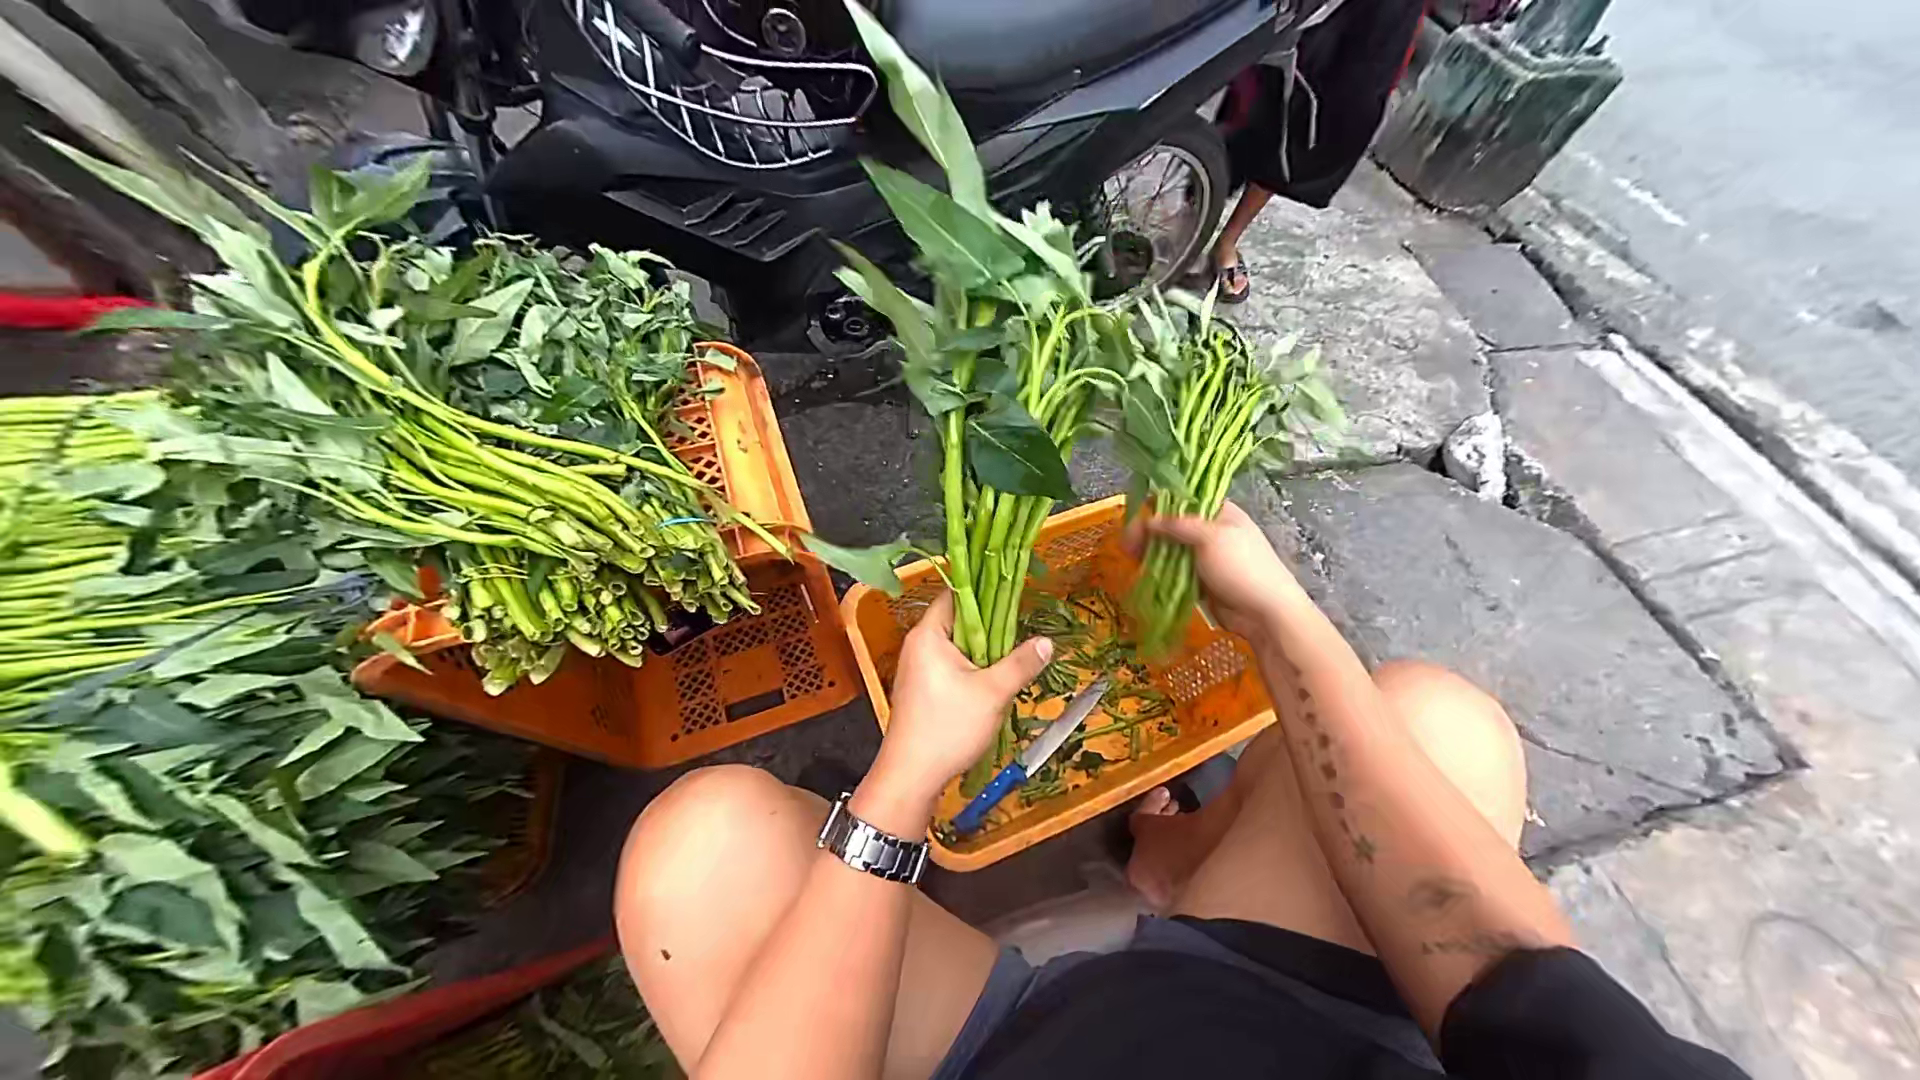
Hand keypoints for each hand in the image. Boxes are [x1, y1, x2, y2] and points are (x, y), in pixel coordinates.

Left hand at [860, 592, 1051, 830]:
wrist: (911, 775)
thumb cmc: (946, 729)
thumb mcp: (992, 693)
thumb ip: (1020, 664)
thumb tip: (1046, 643)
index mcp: (928, 634)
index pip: (955, 594)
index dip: (984, 591)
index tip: (1012, 595)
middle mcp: (918, 644)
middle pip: (959, 620)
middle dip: (990, 627)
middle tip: (1018, 632)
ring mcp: (918, 667)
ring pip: (957, 645)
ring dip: (983, 651)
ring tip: (1008, 660)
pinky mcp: (922, 687)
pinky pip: (951, 664)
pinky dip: (971, 668)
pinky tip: (991, 682)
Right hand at [1123, 500, 1308, 641]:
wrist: (1265, 613)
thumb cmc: (1243, 567)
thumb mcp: (1211, 537)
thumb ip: (1178, 525)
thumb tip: (1149, 520)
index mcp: (1219, 512)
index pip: (1183, 498)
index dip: (1158, 503)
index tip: (1136, 514)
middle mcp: (1210, 530)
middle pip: (1171, 524)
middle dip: (1148, 531)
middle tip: (1129, 543)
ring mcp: (1204, 556)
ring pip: (1169, 548)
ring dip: (1150, 551)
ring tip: (1131, 557)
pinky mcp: (1199, 578)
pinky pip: (1173, 569)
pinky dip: (1158, 569)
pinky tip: (1143, 570)